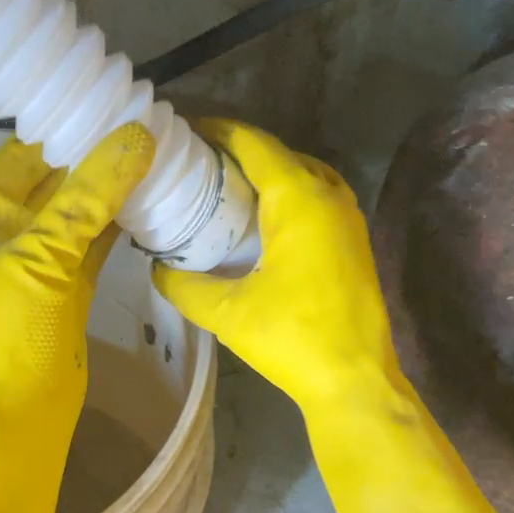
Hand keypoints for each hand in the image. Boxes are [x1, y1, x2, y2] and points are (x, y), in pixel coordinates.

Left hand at [0, 123, 157, 418]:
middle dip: (91, 160)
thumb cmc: (12, 334)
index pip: (20, 157)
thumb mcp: (44, 256)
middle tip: (142, 130)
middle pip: (53, 186)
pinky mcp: (69, 298)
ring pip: (78, 220)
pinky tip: (144, 212)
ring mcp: (41, 271)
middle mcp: (10, 239)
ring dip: (109, 196)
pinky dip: (115, 233)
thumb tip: (136, 136)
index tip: (104, 104)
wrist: (13, 416)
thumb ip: (88, 198)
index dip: (57, 129)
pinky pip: (93, 252)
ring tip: (152, 162)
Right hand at [154, 120, 513, 512]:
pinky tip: (260, 228)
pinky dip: (285, 202)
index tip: (181, 134)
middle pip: (277, 155)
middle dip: (236, 155)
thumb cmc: (292, 340)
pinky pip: (315, 203)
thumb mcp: (228, 314)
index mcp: (299, 196)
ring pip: (300, 178)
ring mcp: (348, 218)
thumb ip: (184, 286)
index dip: (214, 131)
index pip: (251, 141)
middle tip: (194, 168)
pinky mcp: (355, 244)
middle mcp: (329, 194)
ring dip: (264, 179)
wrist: (355, 381)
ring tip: (223, 194)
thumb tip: (158, 268)